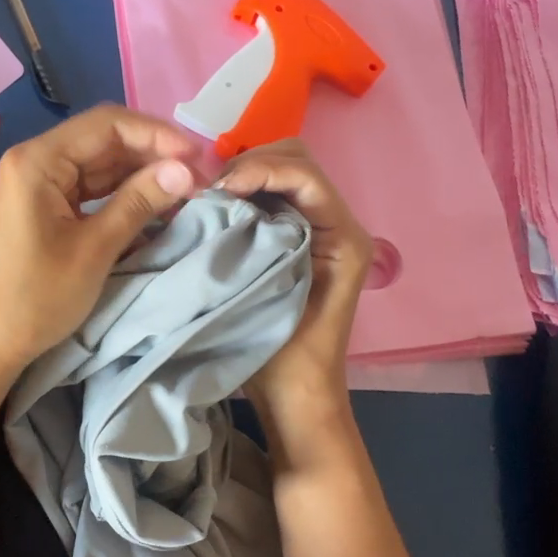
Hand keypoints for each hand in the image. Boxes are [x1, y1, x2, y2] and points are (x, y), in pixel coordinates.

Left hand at [0, 105, 198, 379]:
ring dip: (140, 172)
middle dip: (152, 153)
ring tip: (185, 189)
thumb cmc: (36, 297)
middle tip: (199, 176)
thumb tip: (186, 170)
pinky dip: (121, 192)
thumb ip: (139, 202)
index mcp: (38, 161)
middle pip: (103, 139)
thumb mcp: (95, 249)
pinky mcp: (43, 205)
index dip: (157, 134)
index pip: (106, 124)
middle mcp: (34, 160)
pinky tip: (154, 200)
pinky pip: (89, 186)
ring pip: (99, 163)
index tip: (198, 158)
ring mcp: (37, 183)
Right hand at [216, 139, 371, 401]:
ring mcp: (317, 227)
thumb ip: (252, 245)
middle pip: (296, 160)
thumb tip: (216, 201)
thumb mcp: (270, 298)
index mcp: (343, 237)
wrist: (297, 396)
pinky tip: (220, 208)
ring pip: (283, 171)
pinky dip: (244, 190)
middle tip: (214, 192)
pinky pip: (273, 194)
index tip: (219, 191)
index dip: (259, 171)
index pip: (304, 176)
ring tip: (214, 198)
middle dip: (252, 164)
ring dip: (246, 174)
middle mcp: (337, 223)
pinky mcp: (296, 235)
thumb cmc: (283, 357)